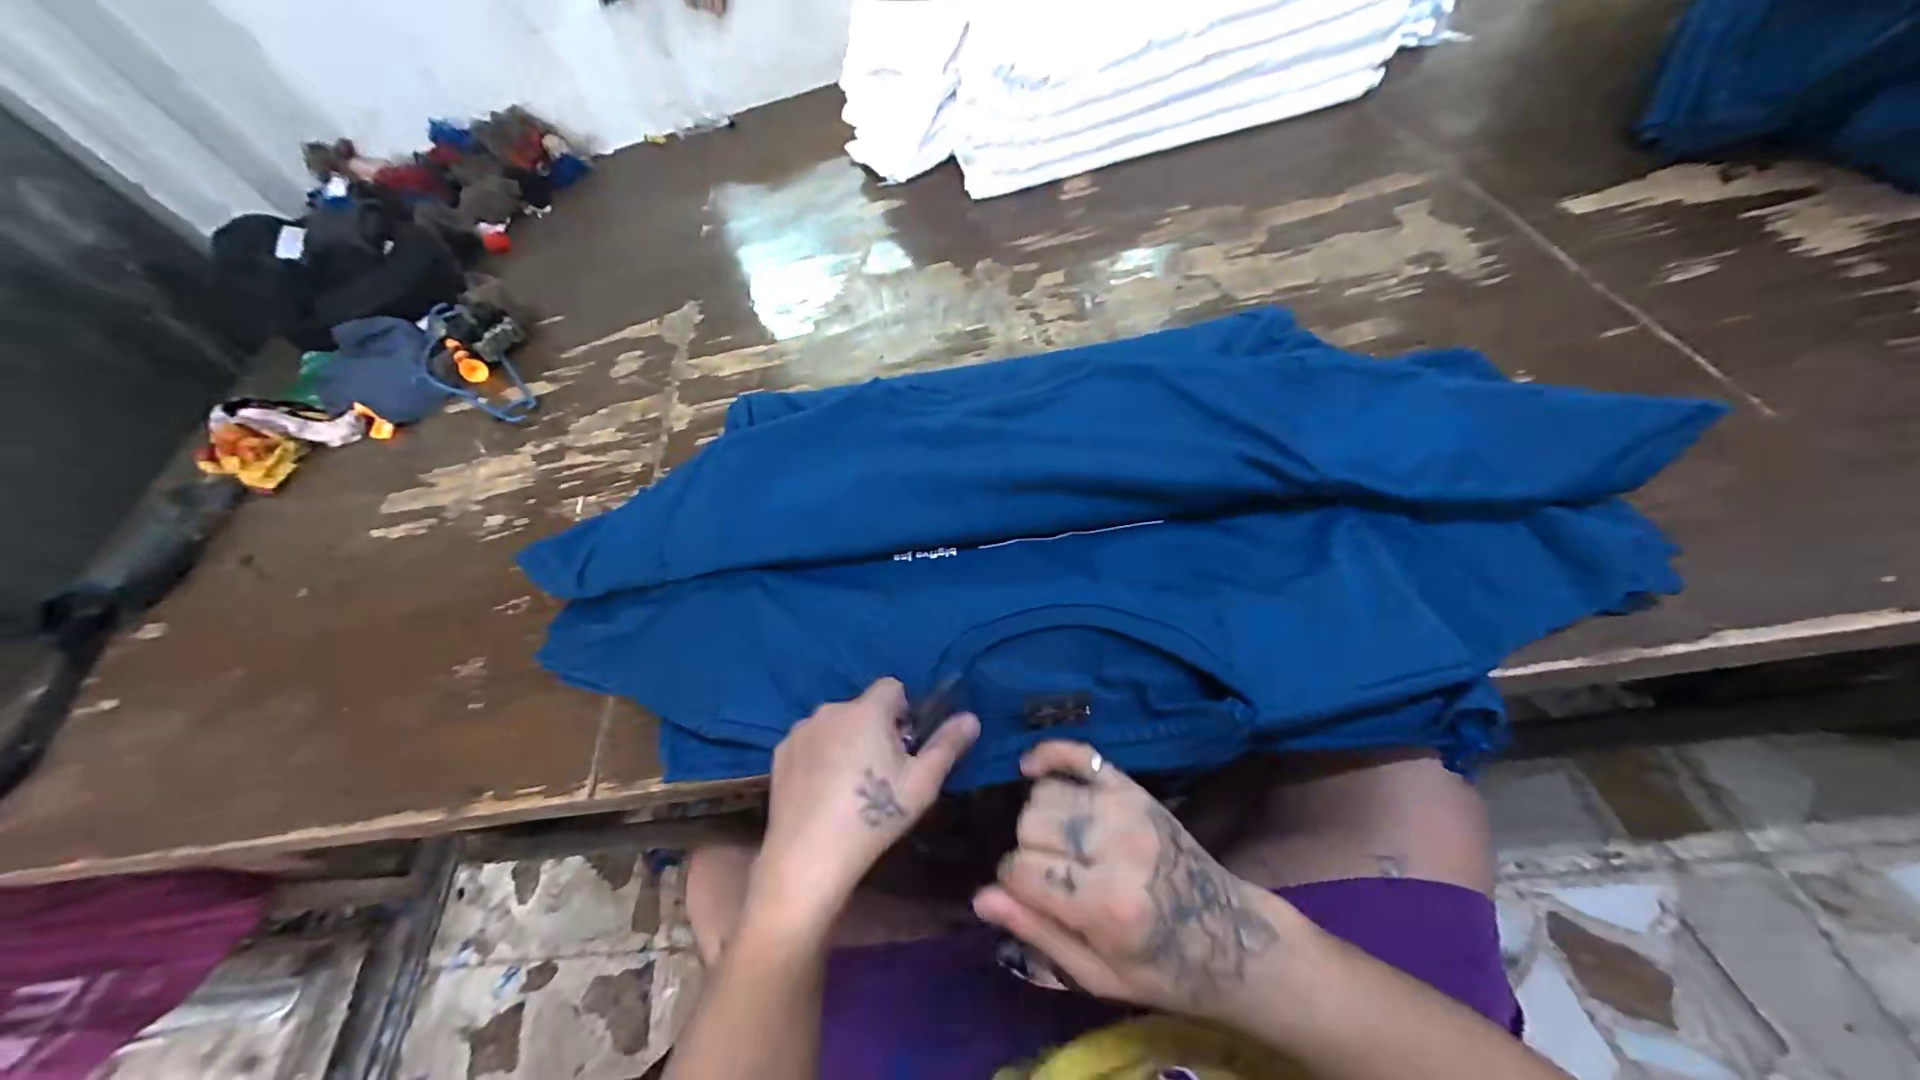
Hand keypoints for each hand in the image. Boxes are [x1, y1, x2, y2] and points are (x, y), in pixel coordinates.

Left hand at [748, 678, 978, 936]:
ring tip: (848, 787)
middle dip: (874, 728)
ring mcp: (800, 731)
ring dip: (845, 740)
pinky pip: (810, 742)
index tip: (904, 748)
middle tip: (880, 773)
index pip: (892, 687)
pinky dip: (819, 756)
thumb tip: (971, 717)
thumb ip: (947, 745)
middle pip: (862, 708)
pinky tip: (822, 793)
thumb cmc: (873, 816)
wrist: (809, 858)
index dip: (903, 712)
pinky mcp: (780, 754)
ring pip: (834, 725)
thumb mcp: (922, 783)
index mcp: (866, 710)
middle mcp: (830, 710)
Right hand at [973, 741, 1307, 1019]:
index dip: (1012, 885)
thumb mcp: (1097, 975)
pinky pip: (1079, 754)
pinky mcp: (1134, 789)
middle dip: (1025, 850)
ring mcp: (1127, 808)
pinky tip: (1031, 767)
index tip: (1025, 896)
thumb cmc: (1161, 968)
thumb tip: (980, 898)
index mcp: (1107, 904)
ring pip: (1045, 792)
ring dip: (1038, 816)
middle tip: (1048, 874)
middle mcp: (1116, 846)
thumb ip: (1038, 932)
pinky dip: (1051, 754)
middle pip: (1029, 823)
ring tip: (1057, 842)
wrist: (1231, 937)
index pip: (1020, 871)